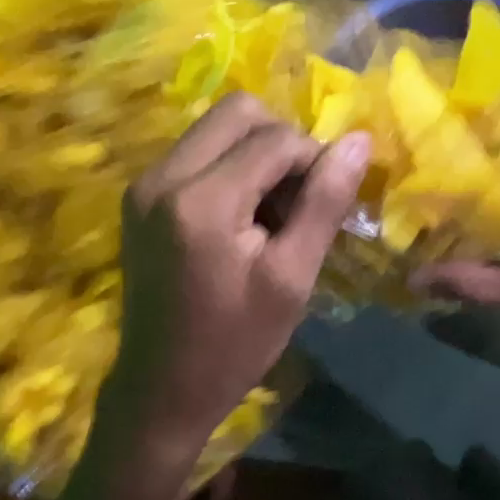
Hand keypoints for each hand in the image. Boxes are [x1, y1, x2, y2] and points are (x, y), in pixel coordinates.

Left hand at [110, 93, 370, 453]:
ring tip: (268, 210)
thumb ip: (325, 202)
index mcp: (200, 200)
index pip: (276, 138)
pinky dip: (230, 163)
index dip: (313, 161)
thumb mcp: (292, 278)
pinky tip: (240, 214)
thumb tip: (359, 140)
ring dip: (255, 151)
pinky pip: (198, 147)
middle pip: (240, 110)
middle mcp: (163, 175)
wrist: (159, 389)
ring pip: (218, 124)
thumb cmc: (234, 344)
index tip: (319, 208)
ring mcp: (145, 180)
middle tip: (294, 199)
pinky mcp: (141, 191)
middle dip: (281, 142)